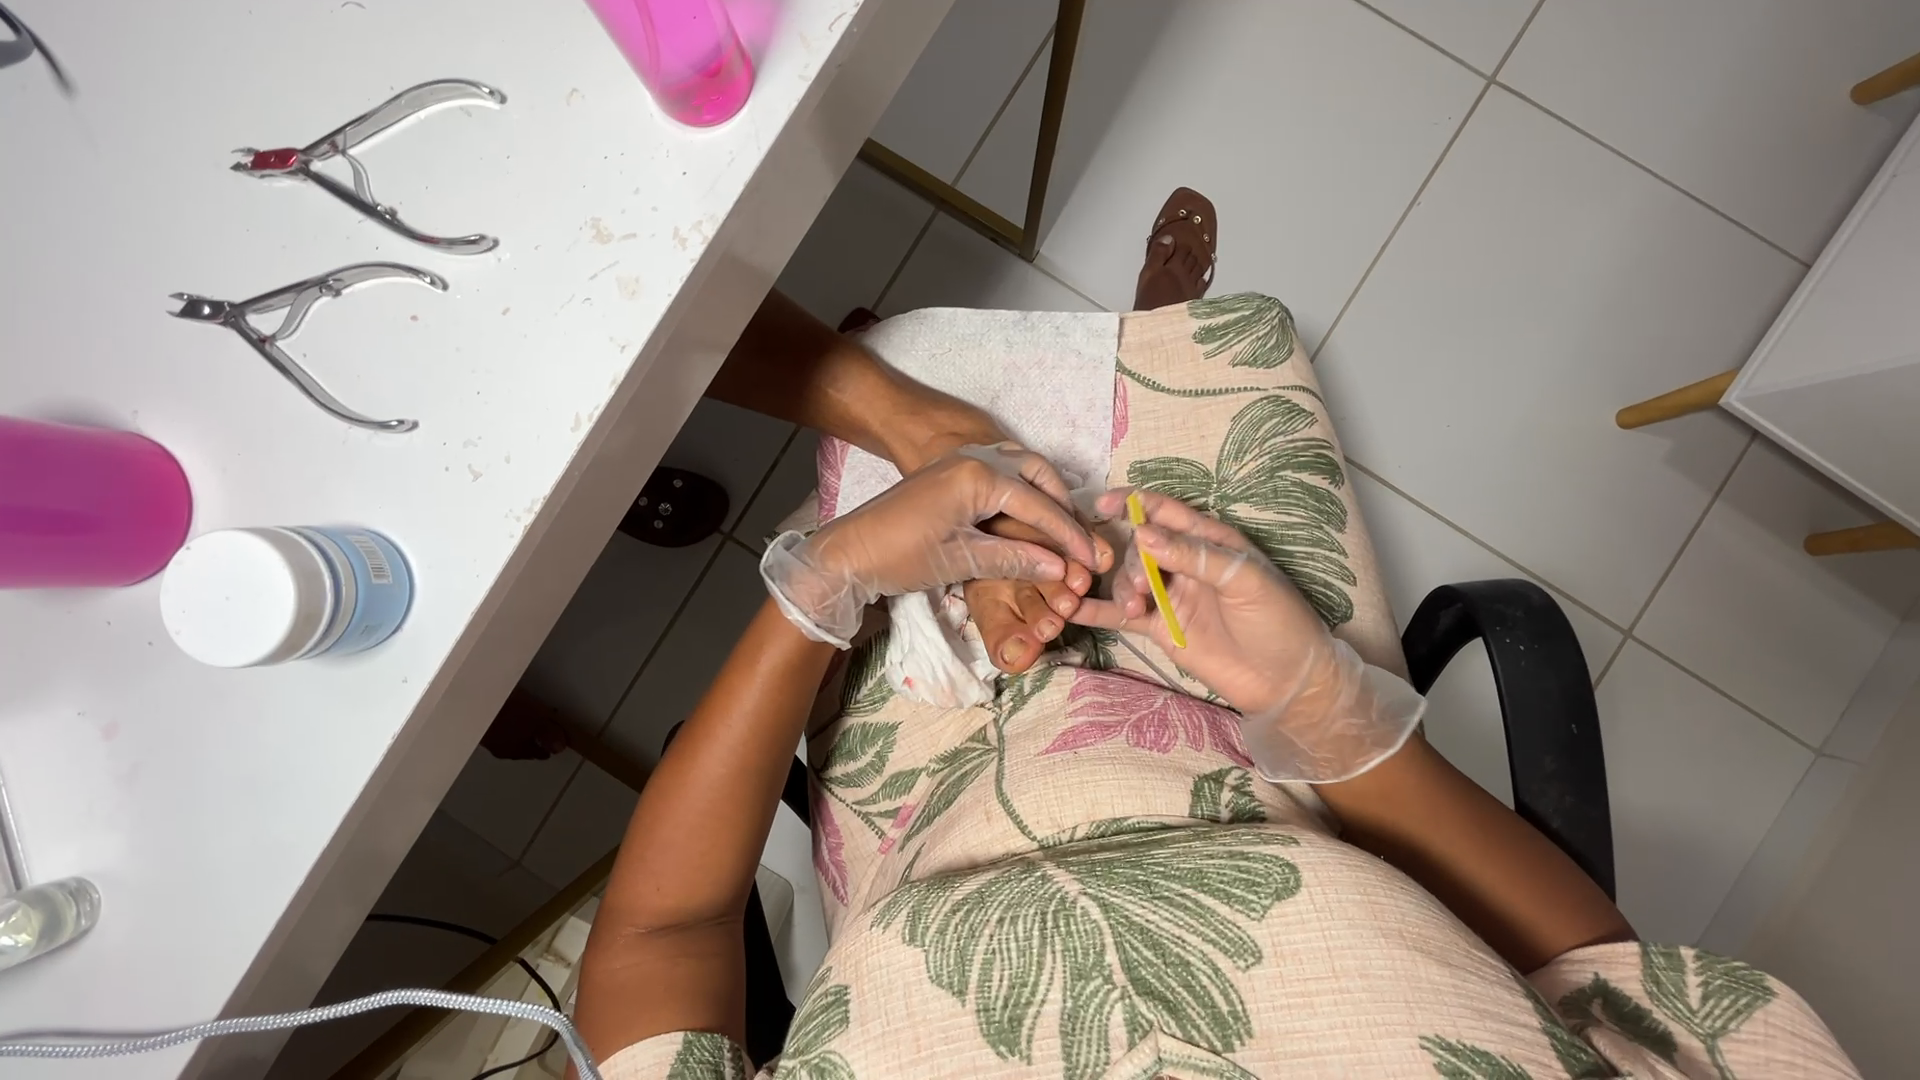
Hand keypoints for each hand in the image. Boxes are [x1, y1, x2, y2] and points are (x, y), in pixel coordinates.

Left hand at [889, 405, 1112, 671]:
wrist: (849, 549)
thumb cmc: (901, 555)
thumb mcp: (962, 560)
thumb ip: (1015, 558)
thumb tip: (1062, 567)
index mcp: (980, 476)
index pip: (1039, 505)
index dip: (1069, 535)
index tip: (1092, 560)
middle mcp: (976, 458)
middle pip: (1038, 474)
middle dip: (1064, 508)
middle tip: (1082, 542)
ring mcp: (962, 460)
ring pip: (1021, 467)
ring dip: (1046, 493)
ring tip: (1063, 526)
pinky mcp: (952, 470)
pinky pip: (1002, 469)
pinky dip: (1024, 487)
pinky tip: (1029, 511)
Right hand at [1070, 489, 1422, 782]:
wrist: (1286, 681)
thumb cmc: (1279, 620)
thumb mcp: (1245, 579)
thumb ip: (1194, 555)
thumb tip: (1142, 533)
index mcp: (1209, 540)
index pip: (1164, 512)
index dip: (1133, 503)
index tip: (1104, 503)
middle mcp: (1184, 563)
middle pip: (1139, 547)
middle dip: (1130, 559)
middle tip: (1141, 587)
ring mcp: (1170, 595)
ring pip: (1128, 579)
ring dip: (1122, 588)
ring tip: (1135, 608)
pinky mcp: (1160, 627)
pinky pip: (1121, 615)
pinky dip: (1097, 611)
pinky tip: (1072, 610)